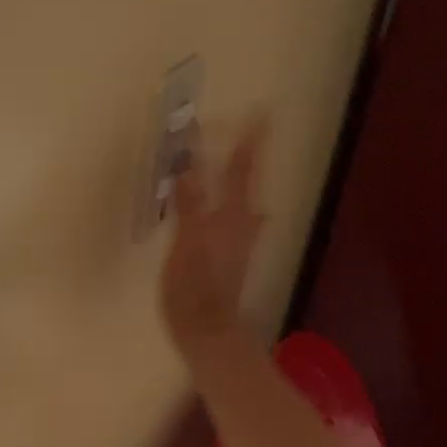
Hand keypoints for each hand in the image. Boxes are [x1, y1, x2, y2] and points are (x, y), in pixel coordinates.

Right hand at [161, 118, 266, 365]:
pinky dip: (235, 207)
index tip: (260, 113)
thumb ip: (189, 206)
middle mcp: (240, 225)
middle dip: (247, 158)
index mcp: (229, 217)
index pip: (239, 172)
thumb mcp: (186, 245)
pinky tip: (242, 214)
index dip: (248, 144)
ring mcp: (238, 244)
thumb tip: (189, 167)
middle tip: (250, 132)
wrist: (208, 333)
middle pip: (245, 184)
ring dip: (241, 181)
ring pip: (243, 202)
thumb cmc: (194, 289)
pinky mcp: (230, 260)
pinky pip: (236, 222)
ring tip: (241, 163)